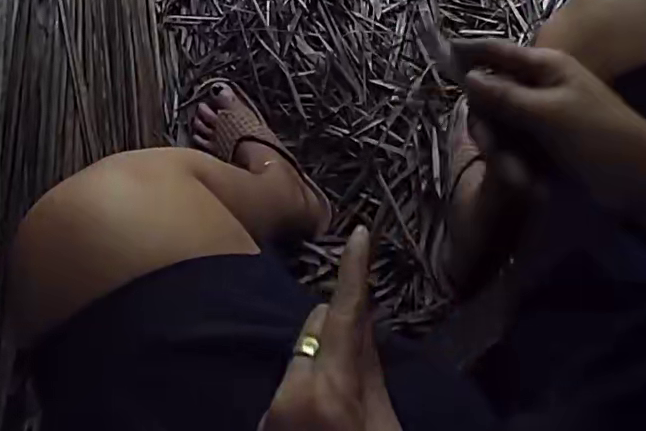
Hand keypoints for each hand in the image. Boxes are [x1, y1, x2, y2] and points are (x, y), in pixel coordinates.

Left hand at [261, 227, 400, 430]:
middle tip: (360, 361)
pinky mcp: (262, 424)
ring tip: (341, 400)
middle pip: (316, 327)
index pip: (343, 313)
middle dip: (337, 331)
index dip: (353, 270)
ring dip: (321, 361)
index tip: (360, 233)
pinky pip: (290, 382)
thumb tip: (364, 321)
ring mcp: (269, 411)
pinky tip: (320, 413)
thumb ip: (370, 370)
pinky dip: (306, 386)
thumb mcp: (383, 426)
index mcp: (327, 390)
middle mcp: (288, 393)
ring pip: (302, 354)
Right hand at [454, 39, 645, 211]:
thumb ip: (506, 96)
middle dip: (489, 128)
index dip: (470, 51)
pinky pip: (517, 148)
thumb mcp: (549, 115)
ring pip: (502, 127)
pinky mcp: (546, 143)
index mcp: (545, 66)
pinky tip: (533, 188)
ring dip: (505, 156)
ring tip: (523, 184)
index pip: (498, 51)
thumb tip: (468, 78)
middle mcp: (540, 85)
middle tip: (495, 156)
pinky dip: (518, 167)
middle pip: (492, 96)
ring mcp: (543, 115)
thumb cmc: (600, 137)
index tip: (443, 54)